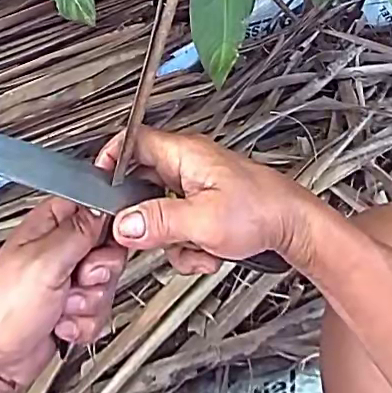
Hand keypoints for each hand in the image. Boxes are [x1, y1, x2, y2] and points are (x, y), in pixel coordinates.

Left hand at [0, 198, 124, 392]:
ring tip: (60, 306)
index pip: (98, 205)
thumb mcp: (44, 262)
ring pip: (108, 280)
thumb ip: (80, 230)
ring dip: (87, 302)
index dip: (108, 224)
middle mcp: (63, 246)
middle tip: (76, 279)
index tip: (100, 243)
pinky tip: (60, 324)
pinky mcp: (75, 305)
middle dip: (98, 271)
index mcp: (51, 222)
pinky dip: (84, 323)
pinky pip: (102, 308)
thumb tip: (106, 204)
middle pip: (110, 246)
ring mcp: (70, 277)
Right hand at [94, 127, 318, 274]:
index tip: (97, 188)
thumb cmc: (261, 210)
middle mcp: (187, 163)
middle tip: (147, 234)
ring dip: (171, 238)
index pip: (132, 141)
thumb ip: (159, 221)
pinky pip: (177, 225)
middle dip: (143, 216)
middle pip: (140, 182)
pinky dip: (188, 244)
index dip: (110, 160)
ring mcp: (196, 184)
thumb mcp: (203, 221)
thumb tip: (123, 223)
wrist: (294, 225)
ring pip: (158, 210)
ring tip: (194, 245)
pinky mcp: (204, 204)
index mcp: (185, 153)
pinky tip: (207, 251)